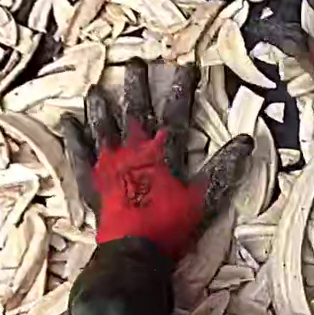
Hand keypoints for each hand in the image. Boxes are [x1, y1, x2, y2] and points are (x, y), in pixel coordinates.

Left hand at [59, 61, 253, 259]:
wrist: (133, 252)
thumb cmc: (170, 225)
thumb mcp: (205, 197)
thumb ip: (224, 167)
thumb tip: (247, 140)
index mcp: (164, 151)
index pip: (177, 111)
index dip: (183, 87)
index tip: (187, 65)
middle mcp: (134, 150)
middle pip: (136, 110)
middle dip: (137, 85)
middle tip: (135, 62)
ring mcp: (109, 164)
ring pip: (103, 126)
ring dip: (100, 106)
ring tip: (95, 88)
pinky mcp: (91, 181)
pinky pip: (79, 154)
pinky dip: (73, 137)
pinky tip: (66, 121)